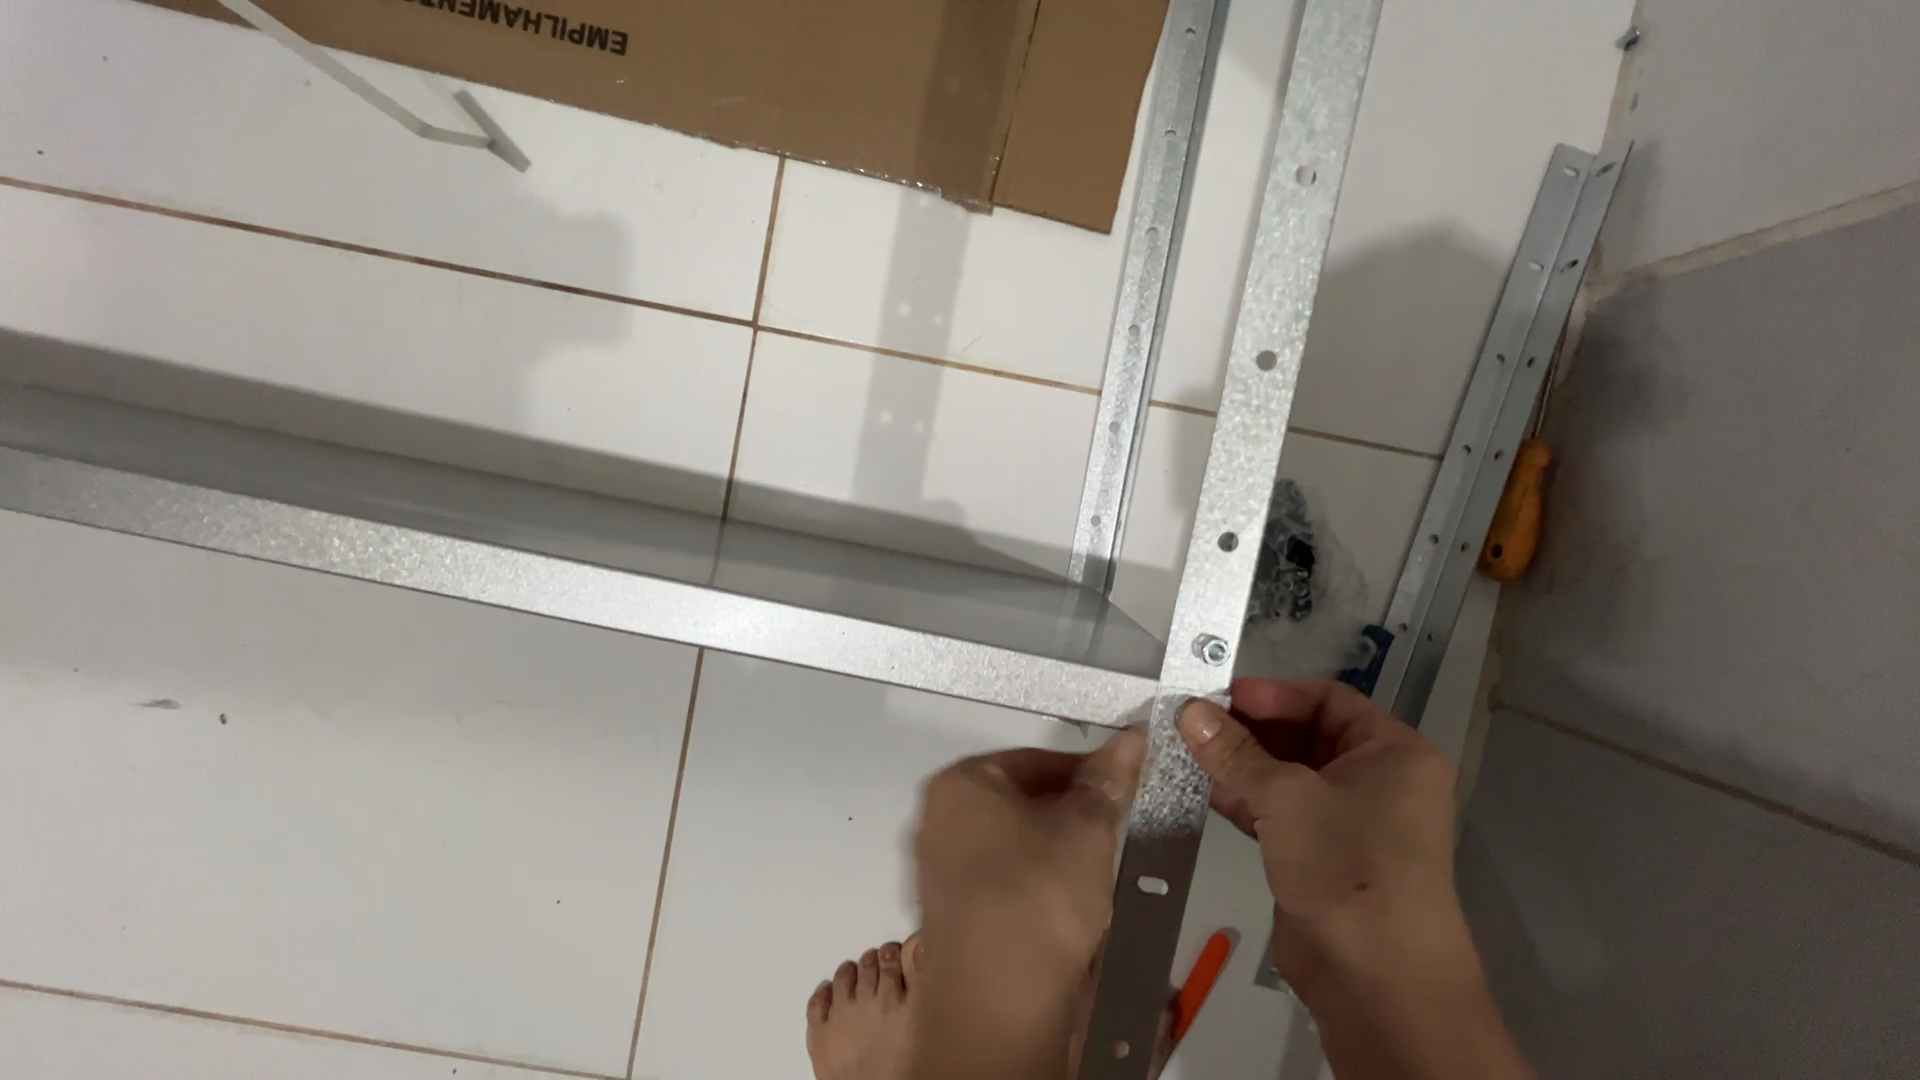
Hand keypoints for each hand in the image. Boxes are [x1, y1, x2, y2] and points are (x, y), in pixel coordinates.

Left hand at [910, 731, 1145, 1079]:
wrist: (1000, 1003)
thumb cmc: (1037, 896)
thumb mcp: (1087, 828)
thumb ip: (1108, 781)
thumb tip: (1130, 741)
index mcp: (958, 784)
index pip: (1033, 759)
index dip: (1084, 771)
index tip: (1119, 786)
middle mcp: (936, 821)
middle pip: (1017, 800)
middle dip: (1067, 812)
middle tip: (1108, 827)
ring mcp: (937, 871)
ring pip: (1010, 843)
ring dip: (1052, 850)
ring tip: (1091, 868)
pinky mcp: (950, 916)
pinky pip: (1000, 882)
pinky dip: (1033, 884)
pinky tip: (1064, 906)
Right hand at [1178, 679, 1458, 982]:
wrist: (1376, 978)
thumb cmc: (1346, 864)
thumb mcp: (1285, 796)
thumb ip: (1233, 751)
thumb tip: (1188, 711)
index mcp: (1393, 752)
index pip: (1327, 700)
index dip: (1273, 693)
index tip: (1218, 695)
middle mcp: (1376, 779)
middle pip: (1304, 734)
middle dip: (1249, 728)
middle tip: (1193, 721)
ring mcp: (1348, 819)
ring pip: (1286, 774)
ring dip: (1239, 762)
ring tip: (1186, 749)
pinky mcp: (1320, 852)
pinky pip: (1277, 809)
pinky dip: (1243, 797)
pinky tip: (1200, 786)